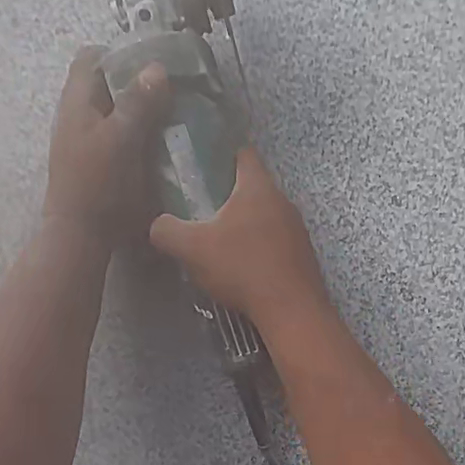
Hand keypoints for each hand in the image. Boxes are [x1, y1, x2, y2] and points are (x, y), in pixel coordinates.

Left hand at [44, 46, 170, 244]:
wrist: (83, 233)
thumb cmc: (97, 183)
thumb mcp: (120, 140)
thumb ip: (137, 104)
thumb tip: (157, 69)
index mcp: (79, 101)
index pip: (93, 58)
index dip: (121, 54)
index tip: (155, 63)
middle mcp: (82, 115)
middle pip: (110, 85)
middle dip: (141, 84)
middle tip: (177, 91)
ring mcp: (92, 139)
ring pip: (120, 112)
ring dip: (147, 112)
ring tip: (179, 117)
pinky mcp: (104, 162)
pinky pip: (126, 137)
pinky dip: (145, 135)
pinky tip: (168, 146)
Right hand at [148, 147, 332, 328]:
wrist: (292, 310)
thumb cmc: (242, 269)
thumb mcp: (192, 248)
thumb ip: (166, 230)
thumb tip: (159, 225)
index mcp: (258, 188)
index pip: (243, 154)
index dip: (222, 155)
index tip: (204, 166)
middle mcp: (284, 202)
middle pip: (255, 188)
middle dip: (231, 196)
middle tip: (205, 211)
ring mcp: (299, 230)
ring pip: (268, 217)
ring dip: (248, 225)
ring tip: (224, 243)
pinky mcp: (305, 256)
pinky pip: (279, 242)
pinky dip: (263, 248)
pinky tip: (247, 268)